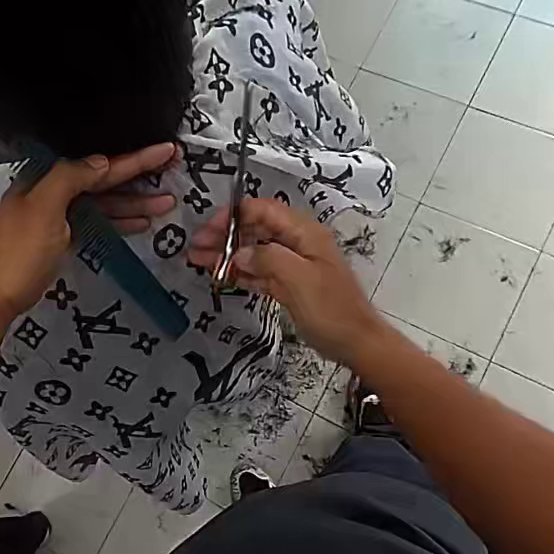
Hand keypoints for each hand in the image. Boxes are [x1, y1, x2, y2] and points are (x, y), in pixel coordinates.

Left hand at [0, 142, 178, 319]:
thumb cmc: (18, 253)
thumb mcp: (43, 208)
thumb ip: (70, 179)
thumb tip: (101, 162)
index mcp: (46, 180)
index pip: (98, 166)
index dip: (134, 160)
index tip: (165, 151)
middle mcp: (53, 193)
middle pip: (104, 182)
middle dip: (139, 177)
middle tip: (172, 167)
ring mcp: (59, 217)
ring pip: (104, 204)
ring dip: (136, 203)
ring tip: (167, 202)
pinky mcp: (64, 238)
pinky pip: (98, 222)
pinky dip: (120, 221)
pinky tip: (141, 222)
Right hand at [187, 198, 389, 363]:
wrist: (356, 343)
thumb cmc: (332, 310)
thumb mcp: (299, 279)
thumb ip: (269, 258)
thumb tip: (241, 252)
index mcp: (305, 233)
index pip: (264, 210)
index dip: (234, 215)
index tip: (208, 229)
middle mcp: (299, 244)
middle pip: (256, 229)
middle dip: (225, 235)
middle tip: (196, 247)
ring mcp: (294, 266)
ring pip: (256, 252)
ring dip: (228, 255)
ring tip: (199, 260)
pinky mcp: (290, 286)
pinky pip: (261, 273)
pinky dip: (242, 273)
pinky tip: (221, 276)